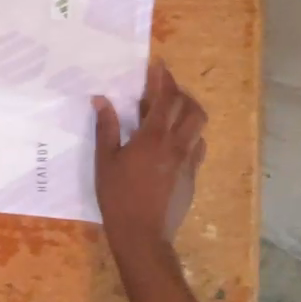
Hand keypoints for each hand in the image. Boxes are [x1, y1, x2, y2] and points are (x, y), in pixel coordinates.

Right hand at [93, 60, 208, 255]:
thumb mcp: (104, 160)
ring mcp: (189, 163)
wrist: (143, 236)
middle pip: (192, 110)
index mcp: (154, 138)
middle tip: (164, 89)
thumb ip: (106, 127)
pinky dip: (188, 136)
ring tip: (169, 112)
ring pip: (199, 129)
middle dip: (181, 93)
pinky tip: (172, 142)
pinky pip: (197, 148)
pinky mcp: (192, 178)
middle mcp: (177, 146)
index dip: (164, 79)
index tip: (158, 66)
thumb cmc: (117, 196)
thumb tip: (101, 100)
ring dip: (188, 114)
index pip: (166, 99)